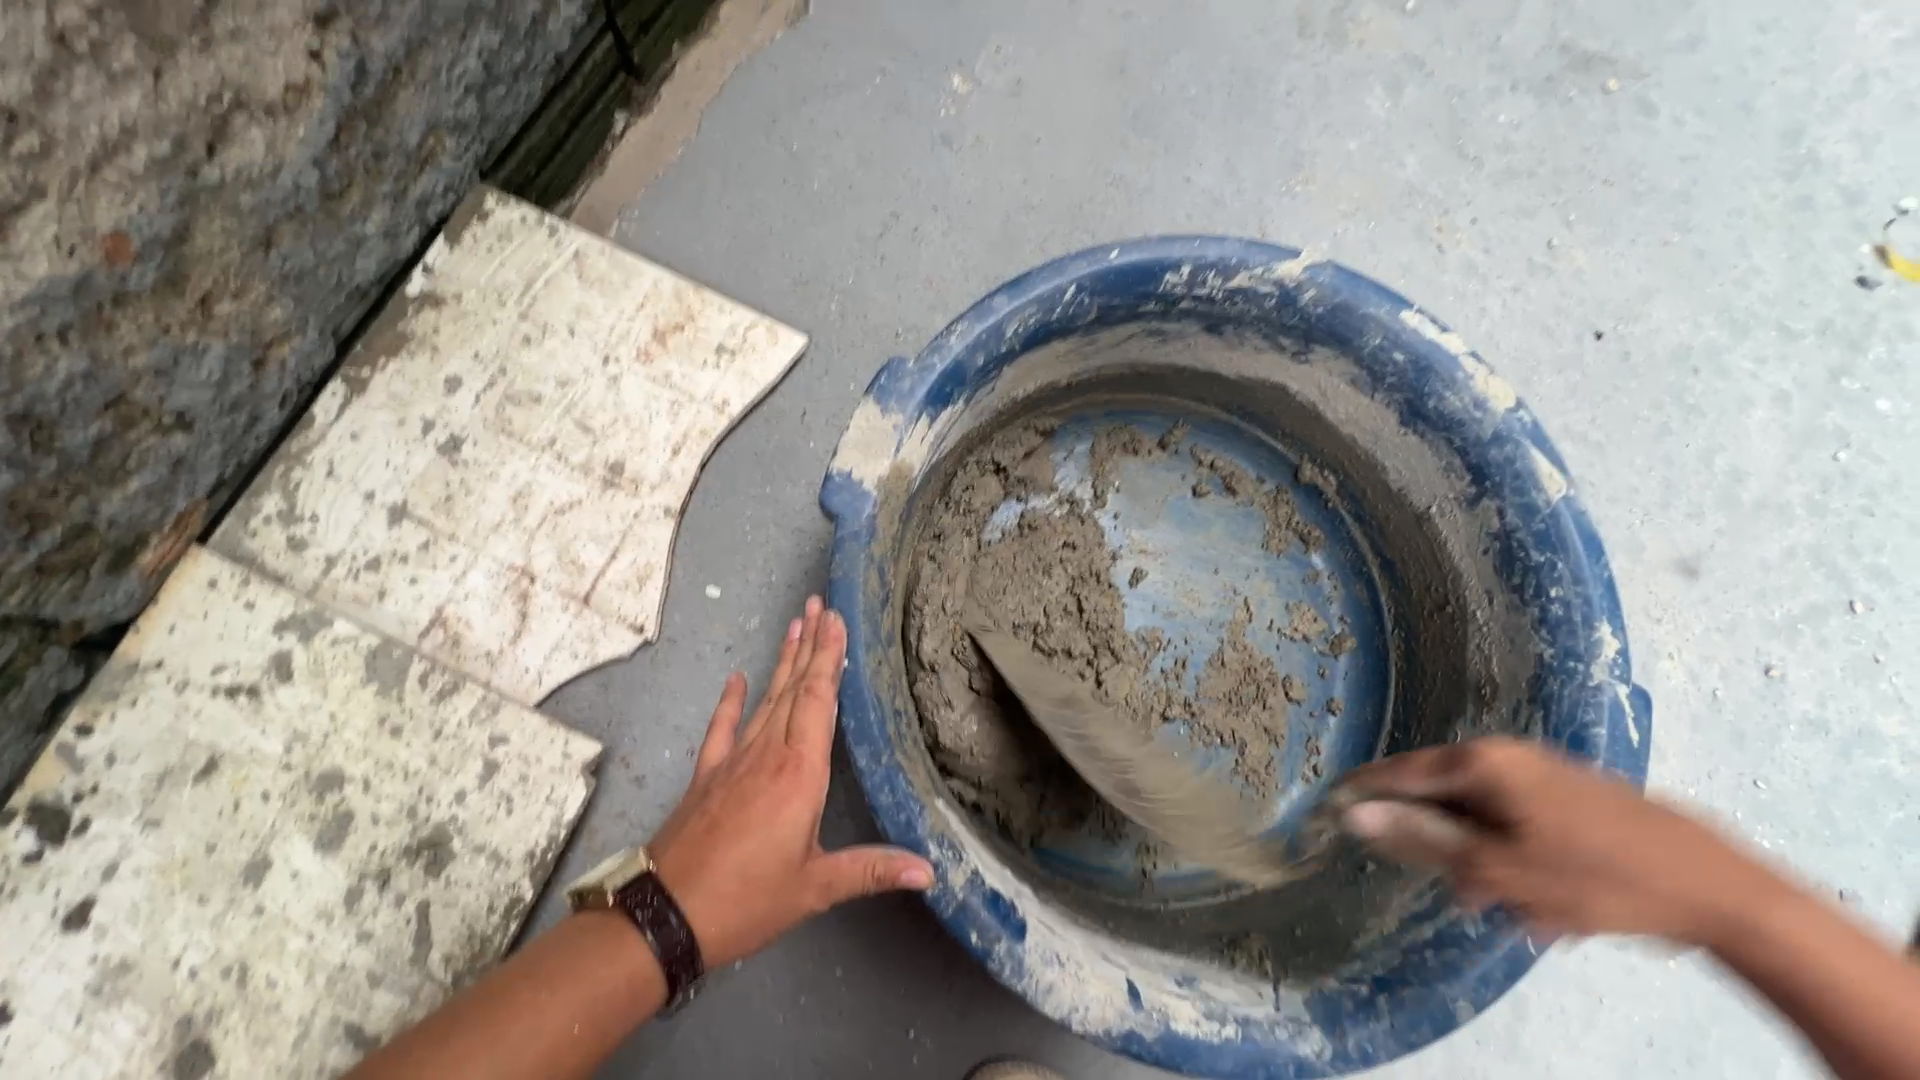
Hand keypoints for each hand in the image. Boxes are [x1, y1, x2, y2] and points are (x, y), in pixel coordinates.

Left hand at [647, 597, 934, 968]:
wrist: (663, 914)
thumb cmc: (746, 900)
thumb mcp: (815, 888)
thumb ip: (871, 870)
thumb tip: (930, 871)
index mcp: (800, 773)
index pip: (818, 700)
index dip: (829, 658)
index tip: (836, 621)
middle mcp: (768, 755)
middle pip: (793, 688)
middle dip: (810, 645)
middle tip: (820, 605)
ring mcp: (733, 761)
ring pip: (764, 700)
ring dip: (781, 662)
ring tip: (795, 625)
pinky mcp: (707, 775)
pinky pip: (723, 728)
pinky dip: (731, 701)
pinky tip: (737, 678)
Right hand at [1335, 737, 1775, 945]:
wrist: (1722, 893)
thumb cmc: (1595, 877)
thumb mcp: (1496, 868)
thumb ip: (1420, 840)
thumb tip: (1352, 814)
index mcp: (1481, 762)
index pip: (1397, 773)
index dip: (1364, 796)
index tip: (1332, 816)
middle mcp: (1507, 757)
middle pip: (1443, 801)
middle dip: (1449, 853)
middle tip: (1472, 900)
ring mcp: (1543, 775)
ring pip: (1484, 822)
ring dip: (1488, 867)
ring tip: (1524, 915)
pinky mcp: (1574, 799)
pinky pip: (1520, 829)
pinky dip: (1522, 864)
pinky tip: (1554, 906)